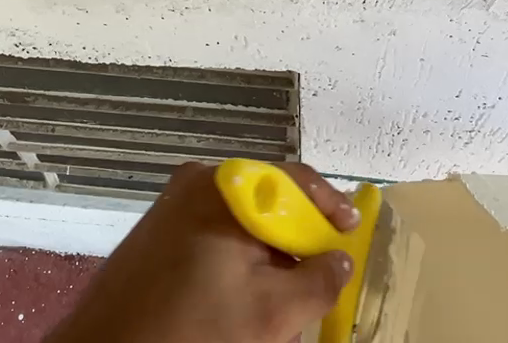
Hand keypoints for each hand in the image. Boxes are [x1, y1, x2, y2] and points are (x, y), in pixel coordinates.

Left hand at [45, 161, 359, 342]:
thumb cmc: (192, 329)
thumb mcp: (269, 313)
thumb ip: (316, 282)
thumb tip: (340, 259)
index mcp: (225, 187)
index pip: (293, 179)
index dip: (328, 205)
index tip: (349, 232)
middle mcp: (197, 180)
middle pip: (266, 197)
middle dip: (296, 235)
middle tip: (316, 270)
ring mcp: (173, 202)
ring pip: (240, 217)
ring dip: (267, 249)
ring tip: (279, 291)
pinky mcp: (158, 228)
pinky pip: (213, 228)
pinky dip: (237, 254)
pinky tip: (240, 292)